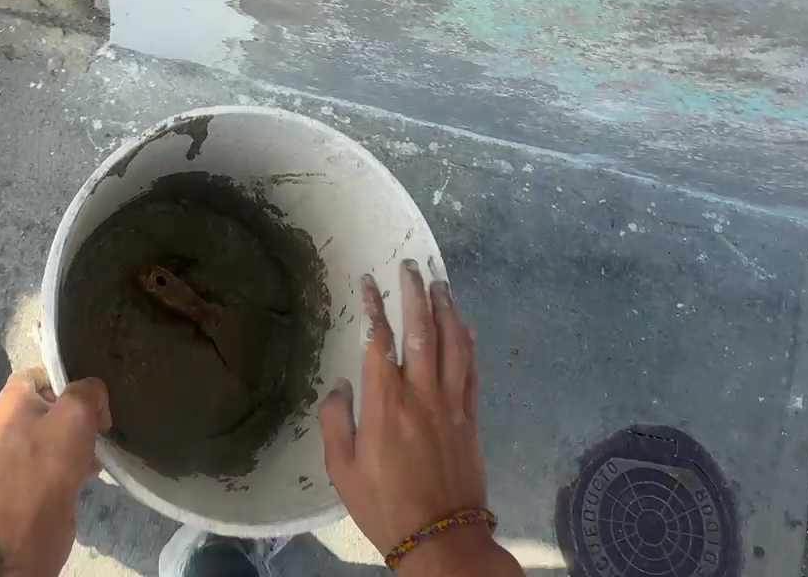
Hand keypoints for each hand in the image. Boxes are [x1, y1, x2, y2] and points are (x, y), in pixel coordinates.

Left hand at [0, 367, 110, 576]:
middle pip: (47, 404)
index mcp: (8, 401)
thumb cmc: (50, 463)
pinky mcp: (17, 482)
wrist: (31, 532)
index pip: (40, 373)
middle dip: (75, 415)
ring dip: (74, 441)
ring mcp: (7, 456)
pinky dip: (64, 464)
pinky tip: (83, 474)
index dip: (67, 382)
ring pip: (48, 434)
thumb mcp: (77, 412)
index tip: (86, 402)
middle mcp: (1, 424)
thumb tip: (94, 396)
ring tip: (92, 455)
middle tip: (95, 429)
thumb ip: (89, 389)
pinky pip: (45, 461)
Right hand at [317, 260, 520, 575]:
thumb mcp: (343, 469)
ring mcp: (450, 405)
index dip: (374, 306)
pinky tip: (467, 325)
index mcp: (386, 402)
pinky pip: (471, 372)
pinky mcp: (470, 420)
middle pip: (421, 331)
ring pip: (452, 344)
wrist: (442, 543)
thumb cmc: (385, 505)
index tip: (368, 281)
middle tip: (411, 265)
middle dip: (414, 293)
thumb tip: (341, 385)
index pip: (379, 339)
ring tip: (439, 282)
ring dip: (446, 309)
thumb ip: (335, 421)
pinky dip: (469, 344)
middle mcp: (420, 394)